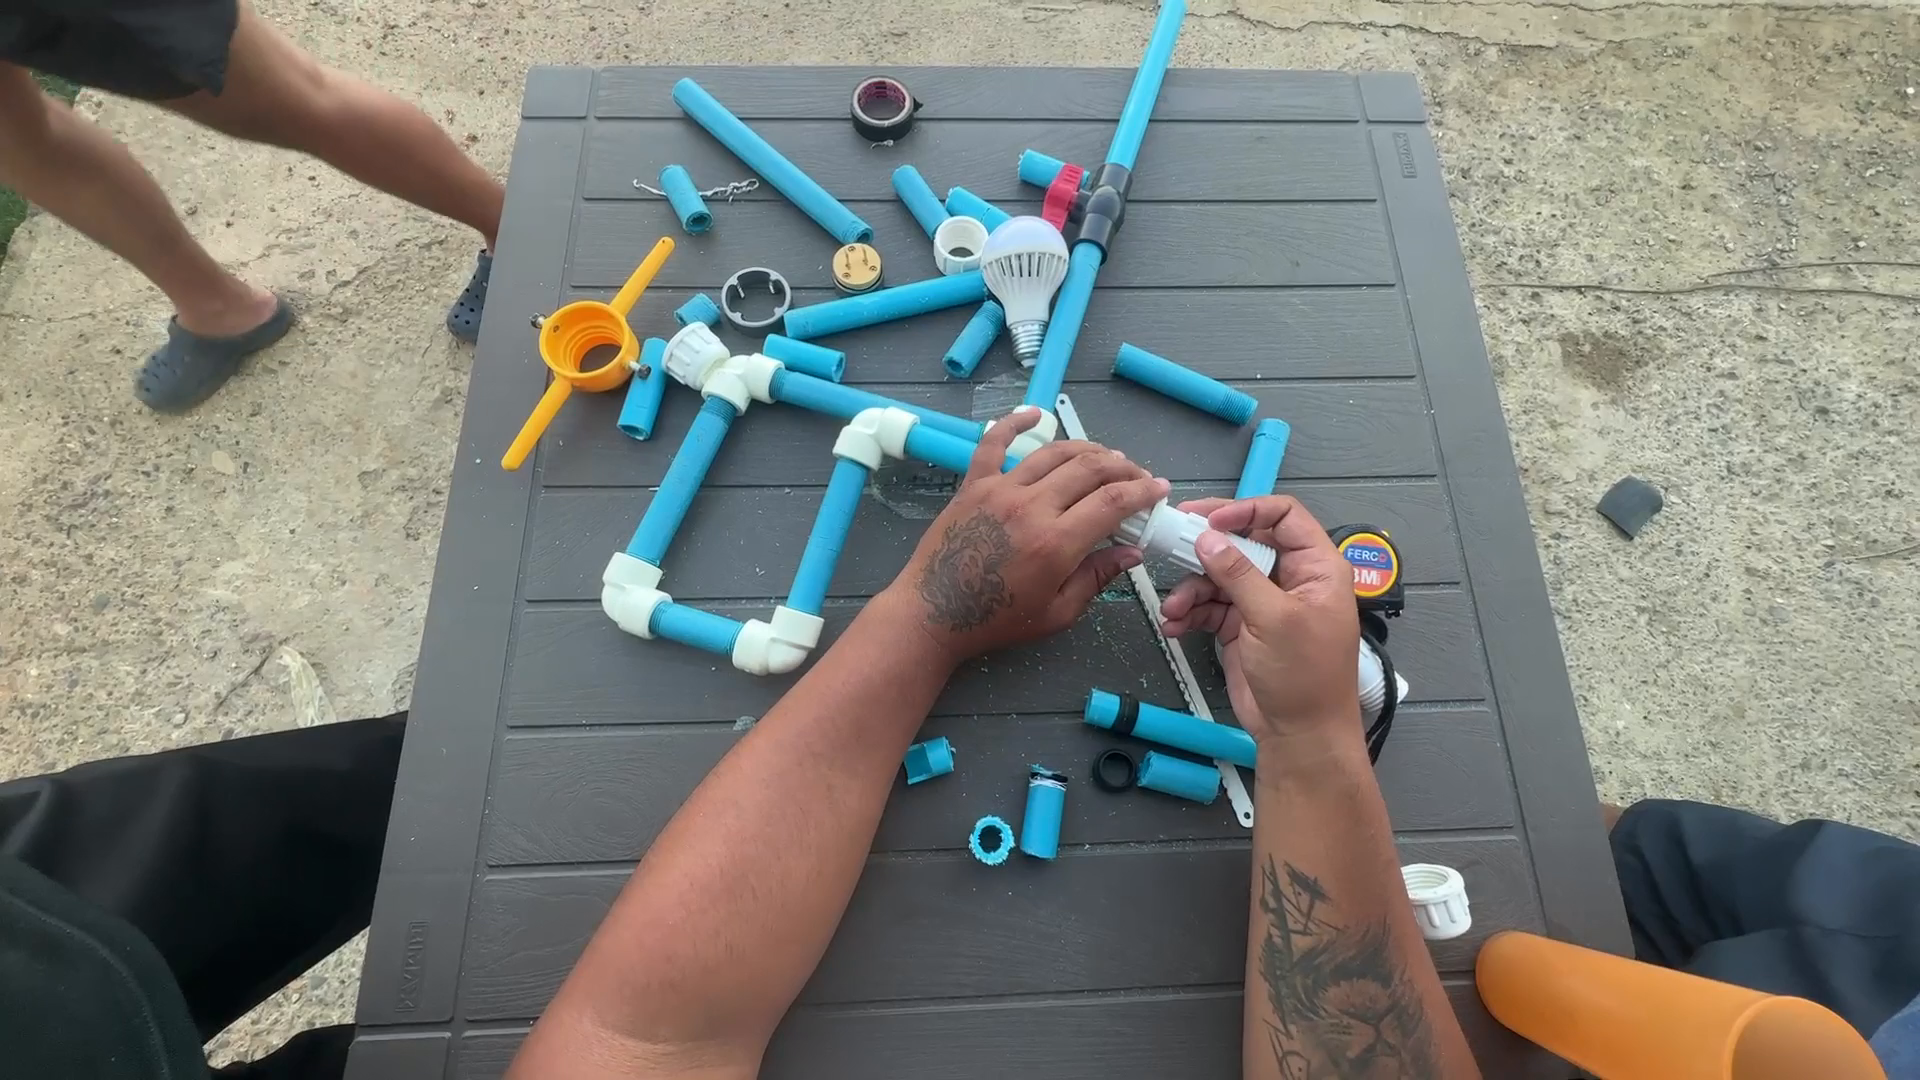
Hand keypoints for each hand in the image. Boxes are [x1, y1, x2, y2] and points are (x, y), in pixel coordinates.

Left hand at [884, 407, 1169, 665]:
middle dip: (1123, 467)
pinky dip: (1015, 423)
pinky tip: (1035, 414)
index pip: (1113, 502)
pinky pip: (994, 443)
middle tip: (1136, 474)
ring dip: (1087, 449)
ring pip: (1054, 453)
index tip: (1159, 488)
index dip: (1143, 491)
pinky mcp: (973, 485)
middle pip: (1090, 469)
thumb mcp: (1056, 613)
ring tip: (1105, 456)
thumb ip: (1095, 578)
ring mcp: (1000, 490)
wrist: (932, 613)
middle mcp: (1031, 506)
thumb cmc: (995, 620)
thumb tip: (1132, 553)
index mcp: (1056, 542)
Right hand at [1157, 496, 1360, 743]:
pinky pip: (1209, 606)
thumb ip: (1238, 574)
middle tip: (1172, 545)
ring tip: (1172, 609)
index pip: (1283, 516)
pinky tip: (1174, 626)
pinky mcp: (1240, 626)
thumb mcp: (1272, 619)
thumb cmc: (1303, 676)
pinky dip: (1190, 613)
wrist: (1298, 735)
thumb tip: (1207, 538)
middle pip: (1243, 544)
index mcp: (1315, 568)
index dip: (1246, 510)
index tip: (1209, 520)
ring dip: (1191, 590)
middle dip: (1207, 552)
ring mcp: (1262, 602)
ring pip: (1219, 576)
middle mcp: (1289, 578)